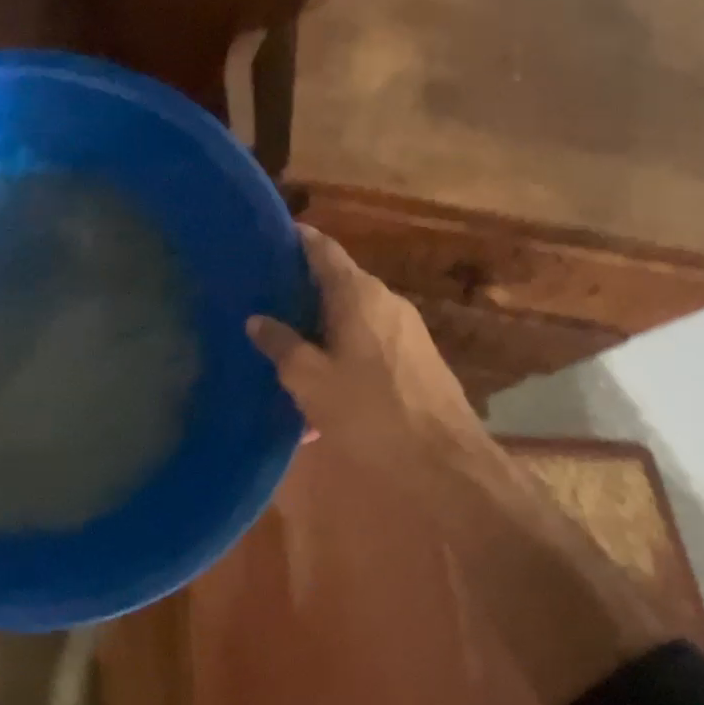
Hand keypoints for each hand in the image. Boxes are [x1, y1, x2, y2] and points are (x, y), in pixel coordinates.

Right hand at [247, 225, 492, 467]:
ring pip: (351, 312)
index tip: (262, 239)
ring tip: (279, 333)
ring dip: (317, 319)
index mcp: (359, 294)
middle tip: (257, 293)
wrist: (446, 465)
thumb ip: (280, 345)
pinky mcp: (415, 359)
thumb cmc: (370, 413)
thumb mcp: (309, 380)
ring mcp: (406, 330)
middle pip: (336, 280)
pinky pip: (367, 337)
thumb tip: (257, 320)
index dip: (293, 239)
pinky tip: (316, 369)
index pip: (322, 249)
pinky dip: (338, 342)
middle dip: (298, 285)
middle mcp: (386, 301)